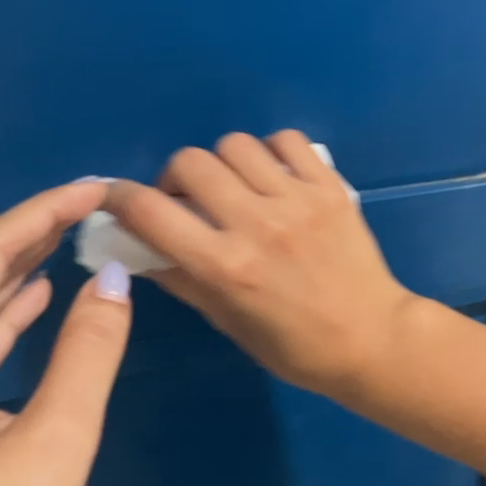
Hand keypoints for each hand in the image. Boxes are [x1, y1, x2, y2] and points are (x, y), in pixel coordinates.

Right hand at [103, 130, 418, 395]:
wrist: (370, 336)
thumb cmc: (294, 345)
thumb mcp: (226, 322)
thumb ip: (183, 279)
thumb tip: (140, 247)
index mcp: (224, 265)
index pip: (151, 211)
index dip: (119, 197)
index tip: (115, 197)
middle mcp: (257, 223)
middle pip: (191, 162)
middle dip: (176, 177)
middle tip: (188, 198)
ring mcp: (298, 200)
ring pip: (237, 145)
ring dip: (223, 161)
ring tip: (235, 185)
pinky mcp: (330, 187)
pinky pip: (290, 140)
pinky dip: (271, 149)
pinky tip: (273, 173)